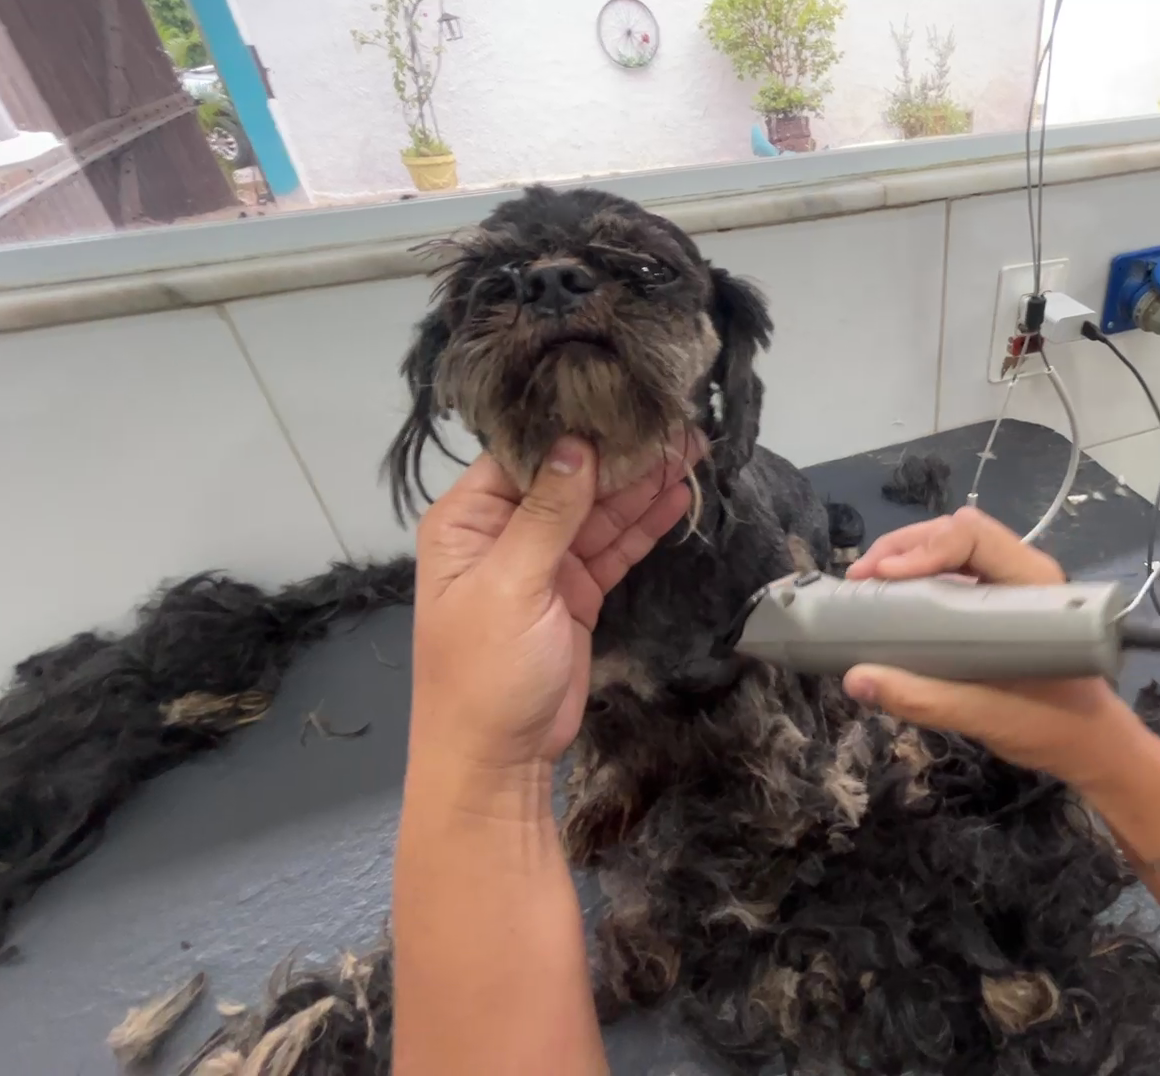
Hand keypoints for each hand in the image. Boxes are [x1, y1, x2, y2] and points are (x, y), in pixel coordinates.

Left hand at [410, 432, 700, 785]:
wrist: (501, 757)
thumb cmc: (485, 672)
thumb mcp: (512, 586)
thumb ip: (546, 515)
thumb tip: (575, 446)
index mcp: (470, 521)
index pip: (525, 457)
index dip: (575, 430)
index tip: (624, 401)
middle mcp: (507, 532)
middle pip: (572, 481)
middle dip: (622, 456)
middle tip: (675, 425)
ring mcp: (547, 562)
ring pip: (601, 513)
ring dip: (642, 486)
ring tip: (689, 451)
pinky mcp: (579, 590)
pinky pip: (615, 547)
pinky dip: (644, 526)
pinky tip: (676, 498)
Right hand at [841, 508, 1145, 788]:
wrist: (1091, 746)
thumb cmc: (1054, 727)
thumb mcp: (988, 716)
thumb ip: (924, 698)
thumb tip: (855, 678)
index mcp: (1032, 585)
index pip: (974, 535)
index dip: (925, 549)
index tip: (887, 577)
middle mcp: (1020, 573)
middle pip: (954, 531)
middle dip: (902, 546)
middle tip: (861, 578)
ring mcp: (1005, 586)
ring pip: (949, 545)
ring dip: (903, 557)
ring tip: (865, 584)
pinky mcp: (991, 604)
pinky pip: (949, 572)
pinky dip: (914, 577)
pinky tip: (888, 598)